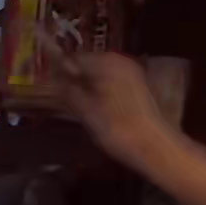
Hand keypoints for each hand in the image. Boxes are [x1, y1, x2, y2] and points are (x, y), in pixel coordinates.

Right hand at [56, 52, 189, 172]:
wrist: (153, 146)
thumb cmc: (116, 128)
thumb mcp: (85, 111)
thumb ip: (68, 90)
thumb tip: (53, 77)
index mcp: (106, 62)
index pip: (74, 58)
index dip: (61, 72)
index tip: (51, 87)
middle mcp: (120, 60)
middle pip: (89, 64)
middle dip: (76, 78)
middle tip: (65, 99)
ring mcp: (132, 72)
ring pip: (101, 73)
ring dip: (89, 85)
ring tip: (81, 106)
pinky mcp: (139, 85)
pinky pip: (113, 80)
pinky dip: (103, 89)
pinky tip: (99, 107)